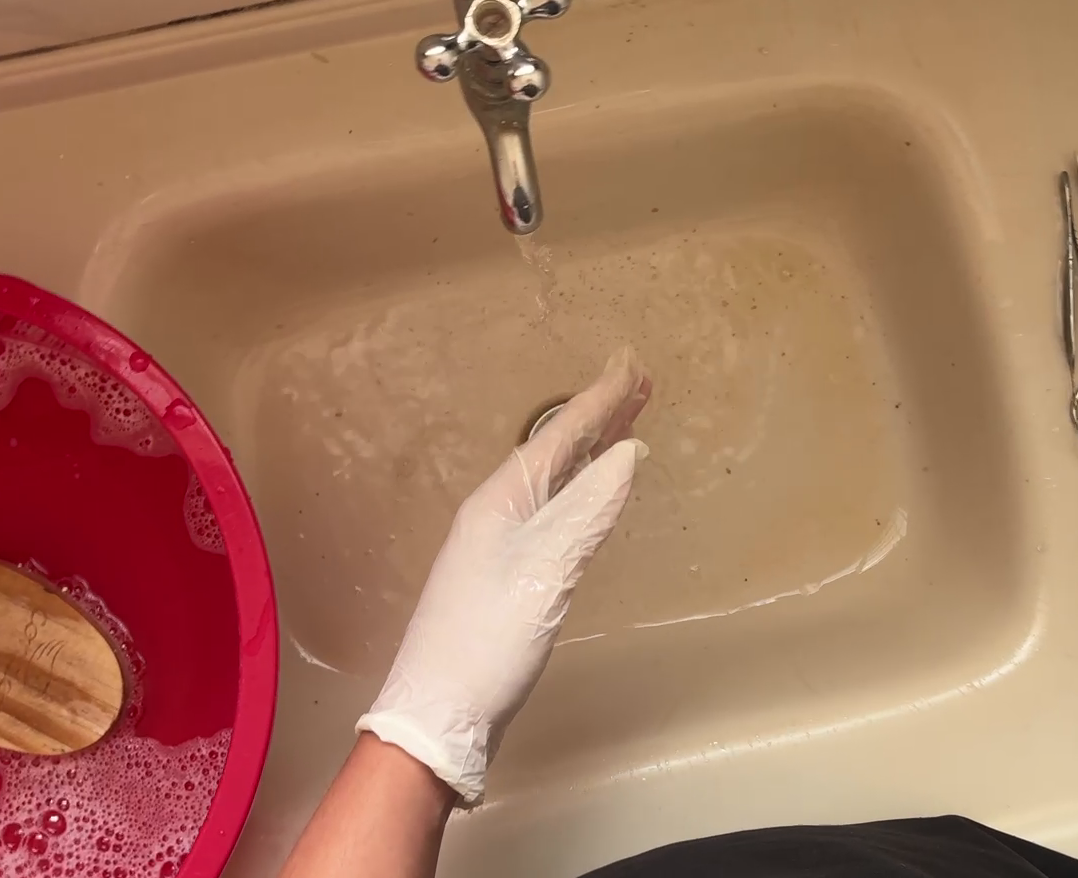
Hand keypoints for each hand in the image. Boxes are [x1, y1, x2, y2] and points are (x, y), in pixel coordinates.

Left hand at [355, 348, 651, 802]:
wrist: (438, 714)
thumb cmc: (491, 637)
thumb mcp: (546, 568)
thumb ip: (590, 508)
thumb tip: (630, 452)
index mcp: (503, 497)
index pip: (561, 434)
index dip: (600, 399)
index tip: (631, 363)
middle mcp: (500, 507)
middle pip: (557, 448)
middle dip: (599, 414)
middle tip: (638, 381)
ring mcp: (501, 539)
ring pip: (557, 477)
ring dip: (593, 446)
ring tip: (627, 421)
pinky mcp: (510, 567)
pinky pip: (556, 505)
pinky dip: (583, 486)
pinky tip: (593, 487)